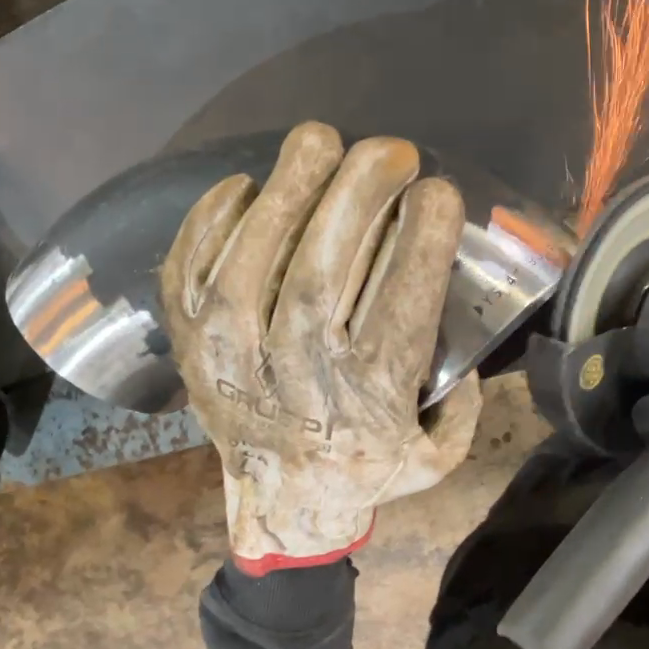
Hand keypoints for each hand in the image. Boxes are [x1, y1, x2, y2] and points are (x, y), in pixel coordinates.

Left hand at [161, 121, 481, 574]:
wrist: (283, 505)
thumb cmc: (364, 468)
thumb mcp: (435, 455)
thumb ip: (460, 403)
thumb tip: (461, 322)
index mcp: (366, 404)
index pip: (399, 310)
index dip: (422, 241)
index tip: (439, 191)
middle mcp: (297, 381)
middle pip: (319, 278)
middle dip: (355, 200)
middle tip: (388, 151)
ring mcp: (232, 365)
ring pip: (250, 271)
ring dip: (285, 196)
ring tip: (317, 142)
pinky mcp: (190, 351)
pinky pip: (187, 279)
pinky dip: (207, 226)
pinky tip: (243, 188)